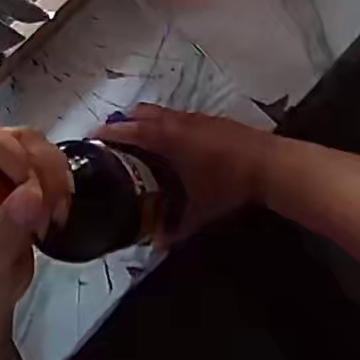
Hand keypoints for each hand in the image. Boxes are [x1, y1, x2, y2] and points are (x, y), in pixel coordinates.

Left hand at [0, 122, 73, 343]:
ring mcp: (1, 175)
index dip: (6, 149)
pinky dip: (61, 186)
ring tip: (52, 216)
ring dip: (55, 175)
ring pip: (37, 147)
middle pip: (15, 136)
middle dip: (40, 164)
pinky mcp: (24, 186)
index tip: (28, 182)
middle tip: (49, 204)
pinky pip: (50, 168)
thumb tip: (31, 192)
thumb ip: (3, 232)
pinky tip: (57, 215)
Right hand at [104, 104, 276, 243]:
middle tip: (111, 141)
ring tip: (137, 142)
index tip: (91, 139)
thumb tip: (157, 245)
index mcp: (166, 138)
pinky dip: (164, 125)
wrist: (267, 164)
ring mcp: (194, 117)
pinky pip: (176, 117)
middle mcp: (176, 121)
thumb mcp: (199, 211)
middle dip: (123, 124)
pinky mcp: (208, 119)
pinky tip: (170, 144)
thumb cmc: (227, 184)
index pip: (128, 130)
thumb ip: (176, 229)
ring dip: (145, 123)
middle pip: (140, 114)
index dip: (108, 133)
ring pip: (159, 113)